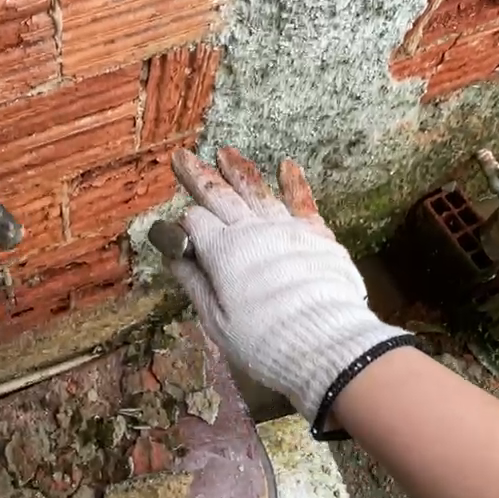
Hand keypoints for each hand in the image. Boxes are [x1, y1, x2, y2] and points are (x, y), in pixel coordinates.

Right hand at [162, 148, 410, 435]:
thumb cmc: (264, 340)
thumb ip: (194, 282)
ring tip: (224, 152)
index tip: (178, 232)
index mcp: (223, 251)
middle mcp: (251, 230)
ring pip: (256, 190)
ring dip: (238, 170)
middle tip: (182, 157)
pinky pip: (302, 201)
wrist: (326, 344)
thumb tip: (173, 255)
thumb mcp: (216, 320)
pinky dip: (293, 182)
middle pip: (219, 196)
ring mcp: (285, 228)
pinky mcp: (316, 234)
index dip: (184, 225)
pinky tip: (287, 165)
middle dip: (198, 176)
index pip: (195, 223)